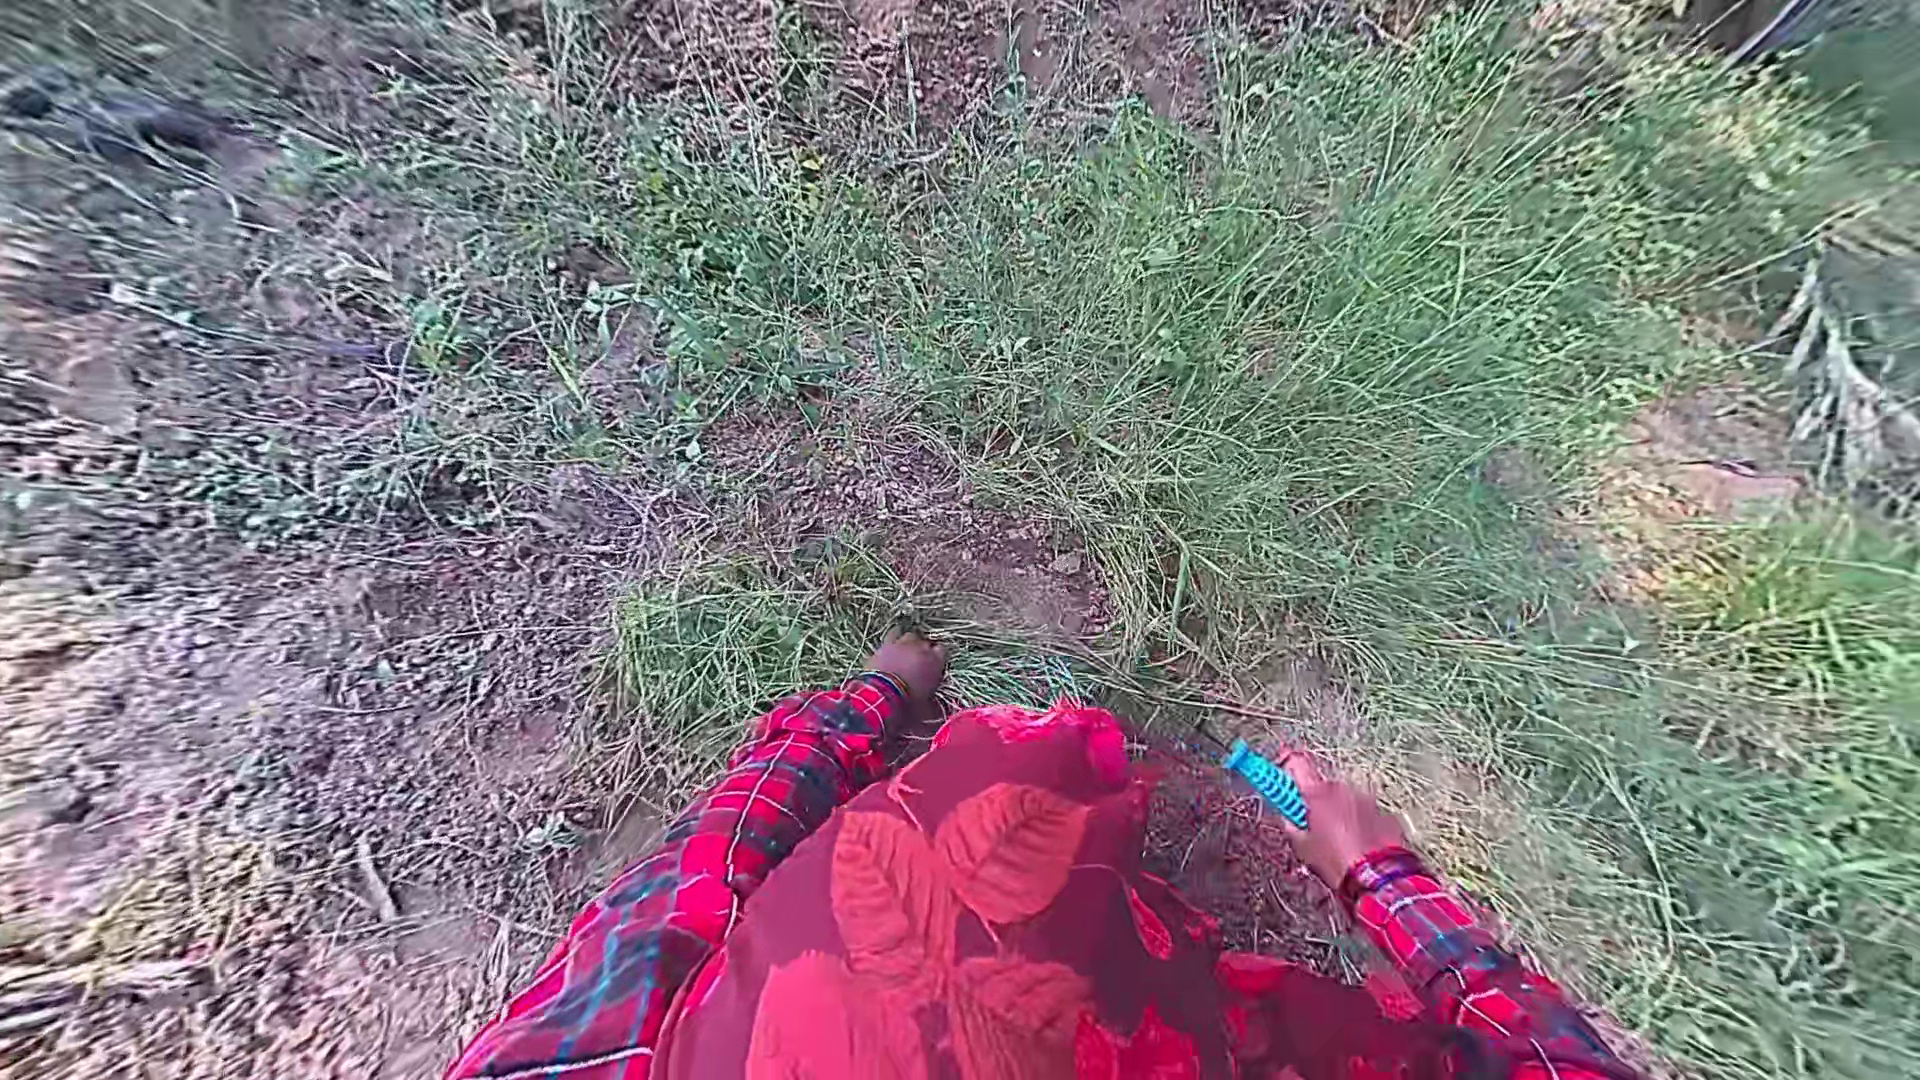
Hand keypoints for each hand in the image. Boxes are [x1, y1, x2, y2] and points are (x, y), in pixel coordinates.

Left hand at [865, 632, 945, 707]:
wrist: (879, 696)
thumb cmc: (907, 703)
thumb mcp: (925, 708)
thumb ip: (934, 705)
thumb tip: (937, 710)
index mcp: (935, 661)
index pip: (943, 651)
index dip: (938, 659)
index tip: (934, 667)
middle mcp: (920, 648)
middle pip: (926, 642)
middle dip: (923, 650)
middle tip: (919, 662)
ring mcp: (902, 644)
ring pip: (909, 635)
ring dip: (908, 643)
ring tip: (905, 653)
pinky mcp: (884, 645)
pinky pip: (891, 638)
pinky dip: (892, 645)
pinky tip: (889, 653)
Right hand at [1277, 753, 1411, 886]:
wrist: (1382, 883)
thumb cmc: (1341, 864)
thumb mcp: (1302, 846)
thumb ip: (1289, 823)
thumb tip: (1286, 816)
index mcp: (1317, 792)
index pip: (1294, 762)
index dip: (1284, 766)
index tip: (1278, 777)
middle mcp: (1342, 789)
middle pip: (1319, 785)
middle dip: (1312, 800)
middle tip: (1309, 822)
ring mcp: (1366, 800)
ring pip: (1343, 799)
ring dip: (1336, 811)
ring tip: (1337, 838)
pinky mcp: (1384, 814)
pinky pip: (1364, 811)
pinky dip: (1358, 822)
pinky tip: (1356, 843)